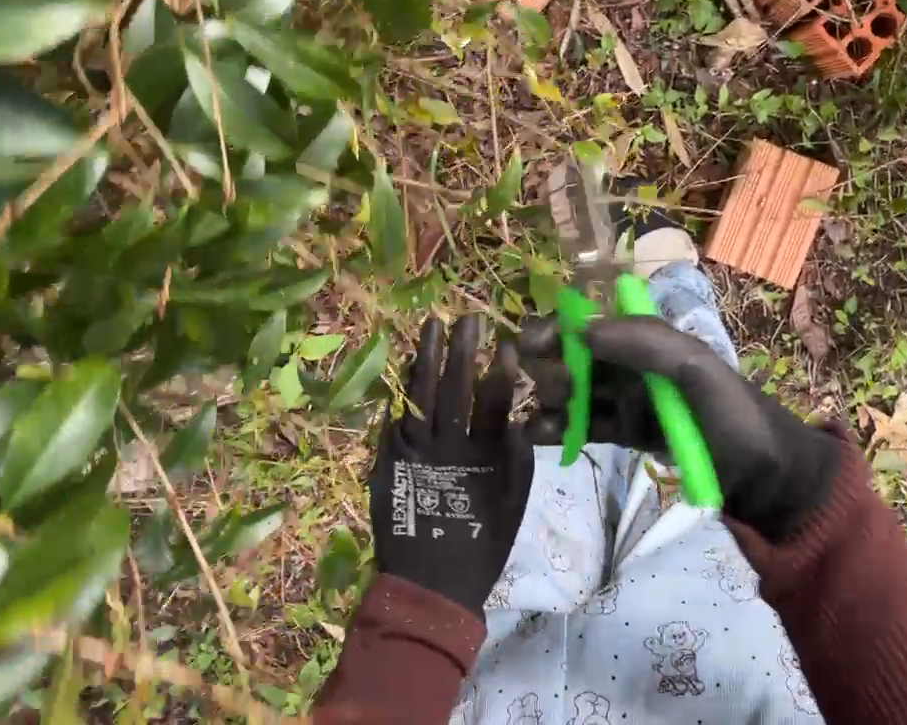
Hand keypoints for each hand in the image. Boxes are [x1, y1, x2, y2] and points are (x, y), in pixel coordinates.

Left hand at [369, 316, 531, 617]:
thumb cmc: (480, 546)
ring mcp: (413, 453)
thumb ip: (518, 458)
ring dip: (428, 358)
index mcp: (483, 457)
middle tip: (469, 319)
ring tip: (433, 324)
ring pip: (420, 396)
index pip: (491, 404)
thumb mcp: (514, 505)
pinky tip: (406, 363)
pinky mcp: (387, 461)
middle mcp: (447, 449)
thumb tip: (518, 416)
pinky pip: (394, 419)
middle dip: (462, 352)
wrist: (430, 587)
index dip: (497, 373)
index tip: (503, 341)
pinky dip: (401, 391)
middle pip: (453, 390)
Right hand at [518, 316, 841, 540]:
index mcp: (647, 339)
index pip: (590, 321)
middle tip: (560, 391)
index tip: (533, 348)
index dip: (556, 328)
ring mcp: (627, 399)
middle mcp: (631, 363)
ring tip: (545, 422)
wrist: (764, 477)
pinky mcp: (625, 434)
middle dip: (552, 368)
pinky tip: (539, 436)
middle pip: (573, 356)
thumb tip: (582, 328)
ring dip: (550, 400)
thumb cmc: (733, 414)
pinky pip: (584, 424)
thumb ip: (645, 342)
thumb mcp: (696, 367)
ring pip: (573, 391)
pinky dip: (558, 427)